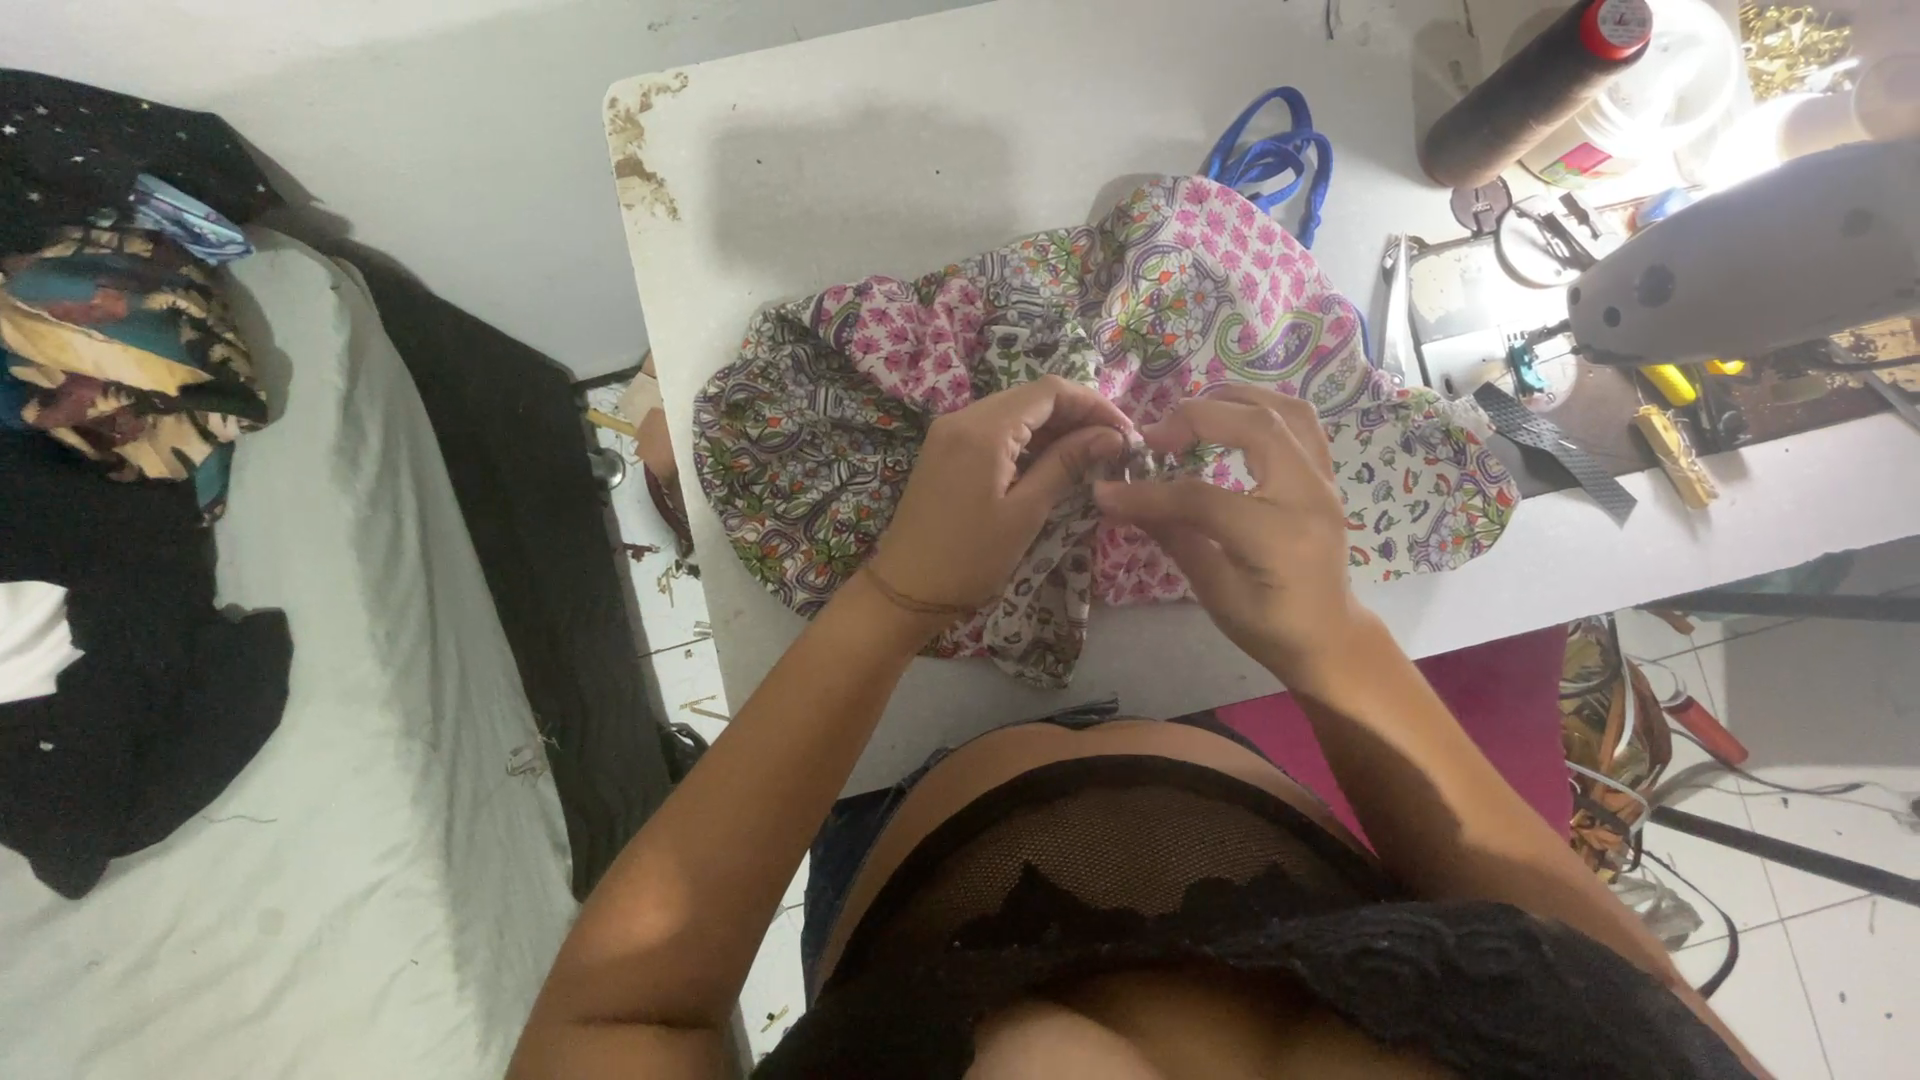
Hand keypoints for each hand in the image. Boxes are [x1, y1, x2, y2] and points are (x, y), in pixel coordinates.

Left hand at [865, 375, 1128, 626]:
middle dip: (1077, 415)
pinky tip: (1050, 463)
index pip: (1050, 391)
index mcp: (984, 429)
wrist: (906, 589)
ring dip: (1053, 427)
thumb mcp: (1026, 512)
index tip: (1125, 433)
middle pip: (1031, 396)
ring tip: (1089, 457)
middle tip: (1112, 446)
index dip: (1094, 405)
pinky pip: (993, 429)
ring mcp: (948, 432)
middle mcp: (962, 417)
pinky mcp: (944, 449)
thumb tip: (1110, 435)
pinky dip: (1026, 440)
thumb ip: (1066, 464)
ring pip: (1013, 411)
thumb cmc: (970, 559)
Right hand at [1093, 385, 1368, 682]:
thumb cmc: (1269, 626)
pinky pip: (1300, 422)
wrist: (1327, 637)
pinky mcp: (1325, 476)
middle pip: (1256, 427)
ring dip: (1233, 400)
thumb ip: (1173, 537)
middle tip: (1154, 436)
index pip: (1203, 498)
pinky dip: (1261, 408)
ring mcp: (1325, 481)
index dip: (1149, 492)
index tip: (1108, 490)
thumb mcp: (1214, 592)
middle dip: (1196, 419)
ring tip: (1189, 413)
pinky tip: (1228, 416)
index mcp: (1279, 537)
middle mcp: (1310, 497)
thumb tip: (1119, 500)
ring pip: (1285, 411)